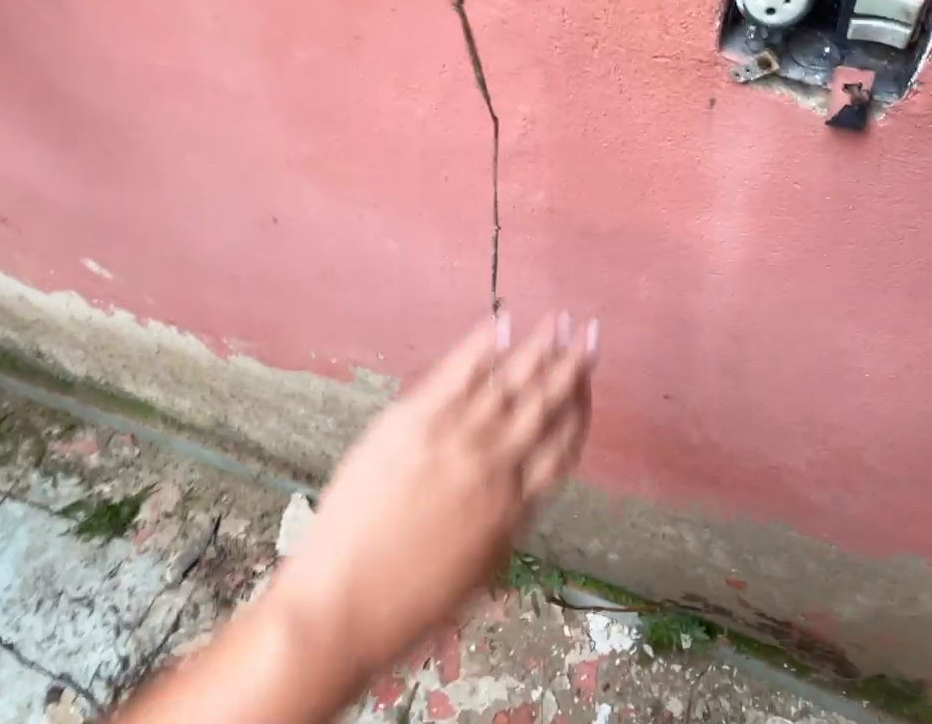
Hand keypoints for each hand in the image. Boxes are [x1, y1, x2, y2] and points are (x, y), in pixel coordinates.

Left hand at [261, 313, 595, 677]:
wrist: (339, 610)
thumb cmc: (405, 607)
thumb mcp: (478, 573)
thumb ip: (506, 523)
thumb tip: (521, 492)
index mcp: (515, 509)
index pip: (562, 447)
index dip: (580, 410)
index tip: (588, 384)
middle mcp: (494, 468)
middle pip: (545, 407)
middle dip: (572, 367)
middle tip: (592, 335)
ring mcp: (454, 441)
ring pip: (510, 384)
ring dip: (538, 348)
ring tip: (560, 321)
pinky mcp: (412, 424)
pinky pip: (458, 373)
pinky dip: (483, 346)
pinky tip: (502, 323)